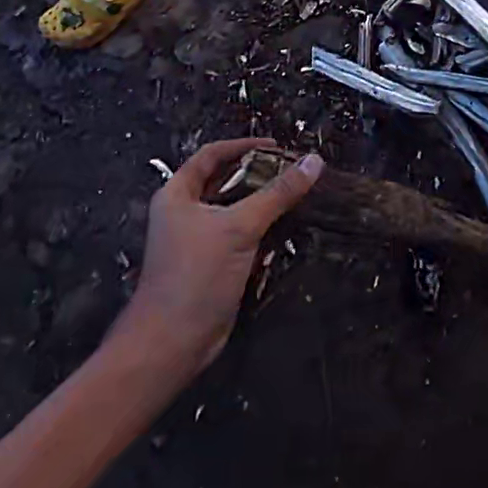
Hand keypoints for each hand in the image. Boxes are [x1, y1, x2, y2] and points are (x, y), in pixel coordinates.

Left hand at [115, 138, 322, 373]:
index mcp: (178, 194)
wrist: (173, 342)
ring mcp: (197, 241)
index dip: (243, 146)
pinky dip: (260, 232)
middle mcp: (184, 212)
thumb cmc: (197, 273)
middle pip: (224, 181)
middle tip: (292, 172)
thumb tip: (314, 162)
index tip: (277, 147)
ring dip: (262, 205)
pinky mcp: (211, 265)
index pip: (212, 155)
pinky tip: (286, 231)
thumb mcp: (239, 226)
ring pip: (234, 211)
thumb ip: (278, 193)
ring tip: (295, 197)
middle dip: (257, 176)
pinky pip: (239, 238)